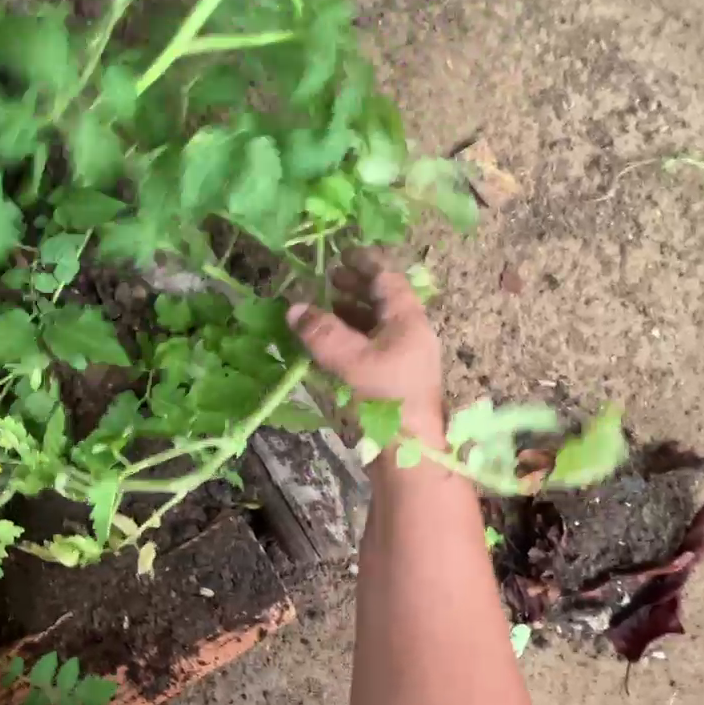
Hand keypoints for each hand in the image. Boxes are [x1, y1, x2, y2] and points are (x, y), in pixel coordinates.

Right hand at [286, 252, 446, 446]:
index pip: (388, 279)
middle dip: (354, 287)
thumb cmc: (386, 398)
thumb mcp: (351, 360)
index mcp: (408, 321)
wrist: (408, 450)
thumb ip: (322, 332)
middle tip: (327, 279)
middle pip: (383, 300)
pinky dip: (347, 336)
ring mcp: (401, 358)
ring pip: (375, 324)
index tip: (342, 253)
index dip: (365, 264)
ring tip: (322, 307)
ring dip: (349, 312)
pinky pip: (368, 345)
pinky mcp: (390, 379)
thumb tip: (294, 306)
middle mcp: (409, 334)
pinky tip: (327, 343)